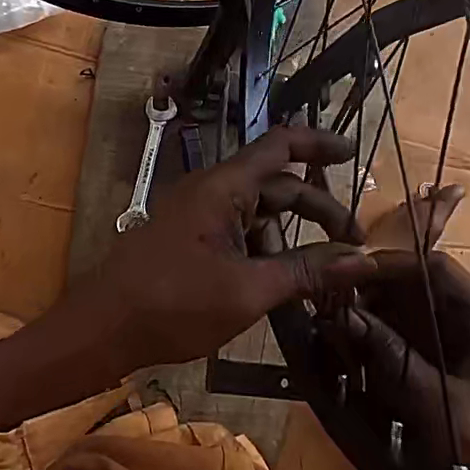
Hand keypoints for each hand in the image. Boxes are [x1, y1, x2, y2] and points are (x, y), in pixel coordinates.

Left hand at [59, 125, 377, 374]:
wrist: (105, 325)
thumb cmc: (174, 303)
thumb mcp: (248, 290)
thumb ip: (307, 271)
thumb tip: (365, 260)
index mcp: (222, 187)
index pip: (279, 145)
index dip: (318, 144)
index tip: (355, 156)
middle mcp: (210, 191)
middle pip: (275, 185)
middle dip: (317, 209)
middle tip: (353, 248)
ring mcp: (197, 214)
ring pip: (257, 212)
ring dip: (291, 236)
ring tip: (319, 277)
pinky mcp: (189, 238)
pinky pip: (237, 232)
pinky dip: (264, 249)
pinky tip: (280, 282)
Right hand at [322, 187, 469, 469]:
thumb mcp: (444, 412)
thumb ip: (393, 359)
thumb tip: (342, 315)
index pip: (437, 270)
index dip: (388, 264)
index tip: (341, 270)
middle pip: (416, 293)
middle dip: (370, 296)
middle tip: (326, 305)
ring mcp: (461, 358)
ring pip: (405, 320)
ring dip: (368, 323)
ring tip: (330, 331)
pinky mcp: (445, 382)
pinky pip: (405, 350)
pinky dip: (375, 350)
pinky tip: (348, 358)